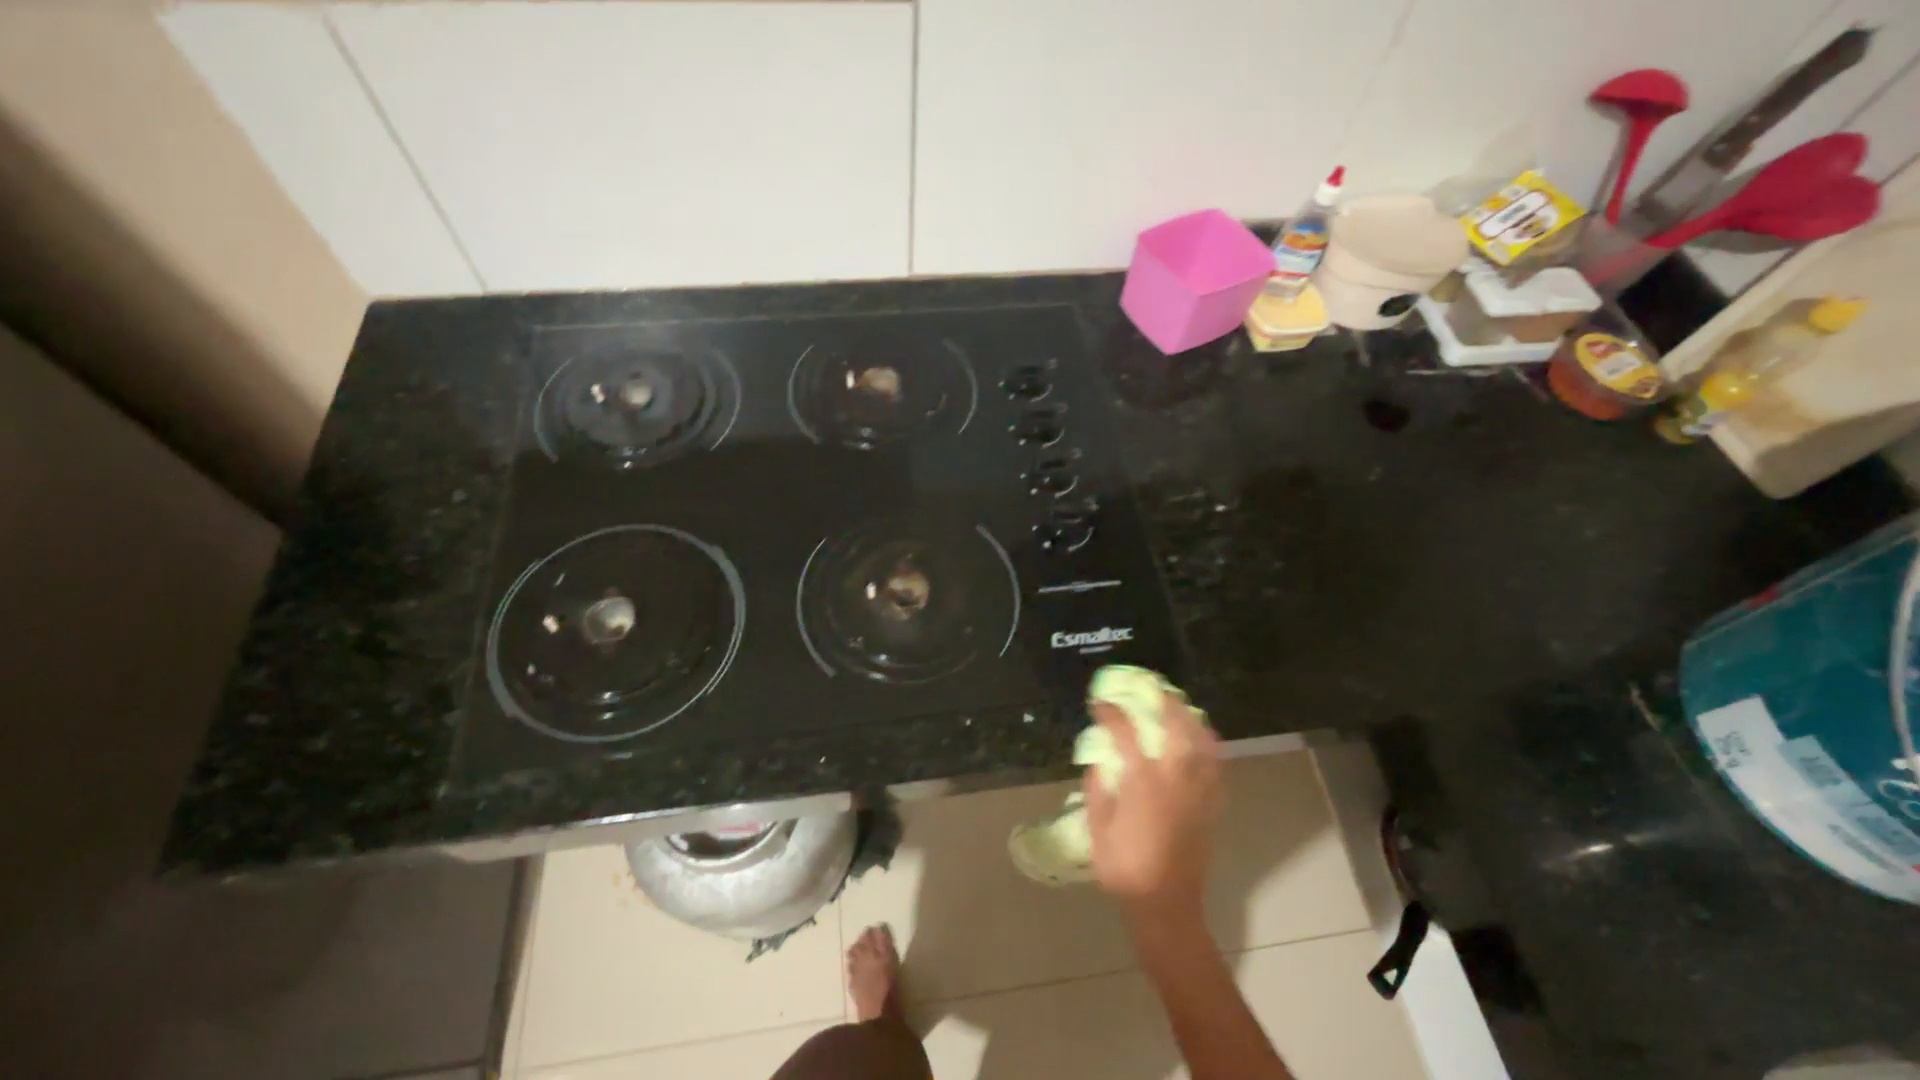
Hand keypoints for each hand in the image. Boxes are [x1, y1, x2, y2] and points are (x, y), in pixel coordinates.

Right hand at [1082, 692, 1222, 921]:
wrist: (1166, 905)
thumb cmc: (1124, 869)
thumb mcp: (1097, 828)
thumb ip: (1098, 789)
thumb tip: (1100, 761)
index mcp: (1143, 782)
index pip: (1126, 733)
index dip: (1111, 714)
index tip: (1100, 703)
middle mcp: (1176, 778)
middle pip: (1175, 726)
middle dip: (1163, 702)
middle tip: (1150, 689)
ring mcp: (1199, 790)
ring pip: (1202, 741)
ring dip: (1190, 718)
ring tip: (1179, 707)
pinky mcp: (1213, 805)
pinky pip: (1215, 764)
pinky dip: (1208, 745)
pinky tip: (1200, 741)